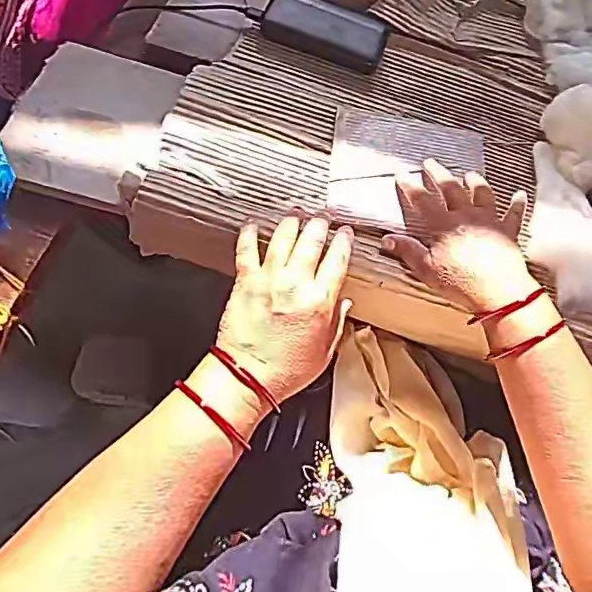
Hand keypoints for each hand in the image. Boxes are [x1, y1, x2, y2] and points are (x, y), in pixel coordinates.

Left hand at [217, 216, 354, 402]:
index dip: (343, 241)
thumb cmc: (286, 370)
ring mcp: (269, 280)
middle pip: (311, 241)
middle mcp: (296, 285)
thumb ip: (338, 322)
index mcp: (320, 301)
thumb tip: (346, 303)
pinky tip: (253, 223)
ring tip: (296, 213)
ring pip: (283, 239)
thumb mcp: (326, 351)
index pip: (337, 259)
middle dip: (319, 224)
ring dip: (291, 222)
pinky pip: (246, 250)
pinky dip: (249, 234)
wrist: (247, 378)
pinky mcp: (245, 282)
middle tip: (322, 217)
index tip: (344, 233)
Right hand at [382, 160, 534, 311]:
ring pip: (482, 193)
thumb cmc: (461, 283)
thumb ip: (408, 251)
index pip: (422, 200)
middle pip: (451, 188)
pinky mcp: (508, 232)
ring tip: (469, 174)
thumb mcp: (427, 270)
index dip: (410, 185)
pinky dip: (517, 203)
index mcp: (444, 225)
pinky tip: (520, 195)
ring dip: (475, 182)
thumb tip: (388, 239)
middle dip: (439, 173)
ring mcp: (489, 221)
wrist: (499, 292)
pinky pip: (514, 214)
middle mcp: (466, 216)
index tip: (401, 172)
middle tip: (430, 163)